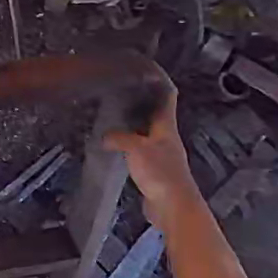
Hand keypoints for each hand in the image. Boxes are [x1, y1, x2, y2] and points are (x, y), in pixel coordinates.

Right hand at [102, 75, 203, 228]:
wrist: (173, 206)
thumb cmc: (160, 172)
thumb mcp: (136, 148)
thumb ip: (119, 138)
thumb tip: (104, 136)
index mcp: (166, 127)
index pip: (167, 98)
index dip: (160, 82)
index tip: (148, 71)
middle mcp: (167, 138)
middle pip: (156, 115)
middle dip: (142, 104)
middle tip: (122, 93)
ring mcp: (162, 155)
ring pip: (147, 134)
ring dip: (134, 127)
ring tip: (115, 118)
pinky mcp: (155, 172)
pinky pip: (141, 153)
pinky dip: (130, 148)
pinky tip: (117, 149)